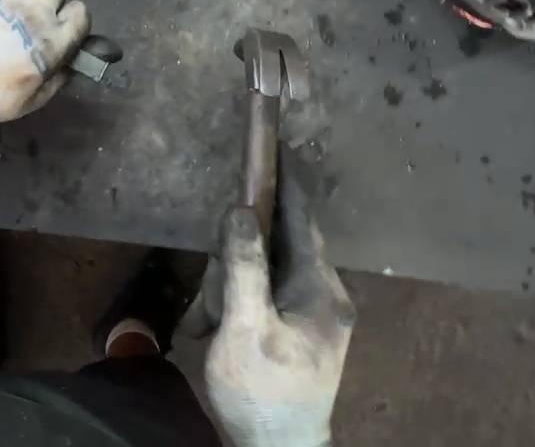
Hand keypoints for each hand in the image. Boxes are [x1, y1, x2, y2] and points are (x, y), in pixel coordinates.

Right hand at [203, 159, 353, 446]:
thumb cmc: (263, 391)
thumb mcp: (246, 327)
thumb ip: (244, 267)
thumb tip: (238, 208)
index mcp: (320, 289)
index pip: (302, 218)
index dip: (287, 181)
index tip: (276, 143)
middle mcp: (323, 292)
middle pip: (273, 241)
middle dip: (234, 258)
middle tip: (214, 297)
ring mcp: (310, 309)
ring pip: (260, 265)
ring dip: (228, 285)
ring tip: (211, 322)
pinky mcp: (295, 322)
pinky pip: (259, 288)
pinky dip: (232, 299)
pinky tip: (213, 326)